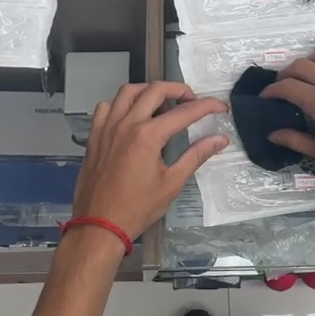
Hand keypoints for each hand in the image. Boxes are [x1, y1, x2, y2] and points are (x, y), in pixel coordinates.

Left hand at [70, 82, 227, 239]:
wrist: (99, 225)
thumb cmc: (138, 208)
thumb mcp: (172, 183)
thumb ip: (196, 156)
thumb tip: (220, 140)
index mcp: (148, 135)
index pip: (184, 112)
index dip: (206, 106)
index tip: (220, 107)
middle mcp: (126, 123)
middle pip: (155, 89)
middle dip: (178, 89)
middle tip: (191, 101)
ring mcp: (107, 127)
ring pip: (128, 91)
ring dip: (148, 91)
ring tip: (161, 105)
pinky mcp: (94, 135)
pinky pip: (106, 106)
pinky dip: (121, 104)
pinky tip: (131, 117)